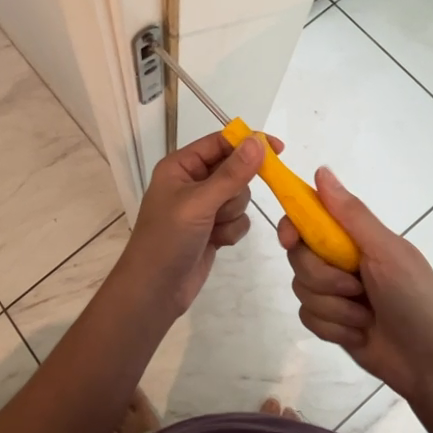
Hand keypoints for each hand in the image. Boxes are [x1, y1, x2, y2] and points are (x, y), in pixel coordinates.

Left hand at [111, 130, 281, 317]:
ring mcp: (203, 207)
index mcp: (180, 166)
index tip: (277, 149)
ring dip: (232, 214)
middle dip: (235, 191)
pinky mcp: (212, 229)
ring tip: (213, 228)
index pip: (219, 143)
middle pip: (234, 170)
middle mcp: (191, 182)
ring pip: (239, 197)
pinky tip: (216, 243)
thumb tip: (257, 142)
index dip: (247, 143)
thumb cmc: (168, 238)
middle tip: (222, 206)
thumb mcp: (199, 202)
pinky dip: (231, 231)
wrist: (155, 290)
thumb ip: (231, 174)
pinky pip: (238, 220)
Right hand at [278, 167, 432, 395]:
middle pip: (299, 257)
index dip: (293, 226)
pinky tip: (358, 334)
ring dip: (333, 307)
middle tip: (354, 288)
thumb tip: (321, 170)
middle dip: (322, 277)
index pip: (309, 218)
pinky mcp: (331, 323)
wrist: (432, 366)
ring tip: (364, 317)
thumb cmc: (417, 300)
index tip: (290, 240)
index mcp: (357, 238)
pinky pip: (307, 316)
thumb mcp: (388, 253)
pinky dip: (332, 327)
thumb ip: (351, 215)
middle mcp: (342, 261)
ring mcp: (336, 293)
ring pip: (301, 288)